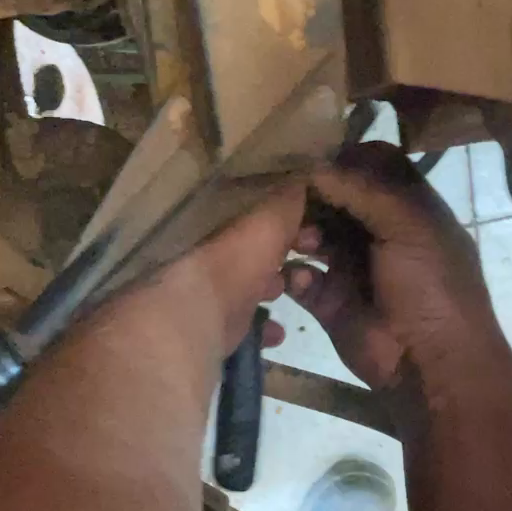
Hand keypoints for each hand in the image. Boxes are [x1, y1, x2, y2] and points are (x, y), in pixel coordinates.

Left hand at [110, 182, 302, 355]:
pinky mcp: (215, 331)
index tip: (315, 238)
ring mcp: (214, 297)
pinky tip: (275, 333)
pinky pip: (245, 328)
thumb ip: (285, 202)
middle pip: (256, 258)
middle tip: (305, 274)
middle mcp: (217, 261)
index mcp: (228, 232)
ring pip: (250, 291)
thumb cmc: (235, 263)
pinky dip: (263, 329)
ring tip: (293, 297)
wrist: (196, 316)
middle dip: (285, 264)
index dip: (291, 227)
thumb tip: (302, 177)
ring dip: (275, 292)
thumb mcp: (266, 222)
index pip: (260, 223)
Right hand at [285, 142, 498, 395]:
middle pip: (334, 197)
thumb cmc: (432, 285)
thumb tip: (312, 165)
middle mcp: (377, 230)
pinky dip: (292, 273)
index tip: (309, 154)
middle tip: (284, 193)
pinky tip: (295, 277)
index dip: (343, 157)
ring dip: (298, 232)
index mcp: (407, 206)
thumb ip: (362, 190)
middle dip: (310, 194)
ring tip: (293, 239)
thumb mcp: (408, 224)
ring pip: (312, 233)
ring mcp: (350, 265)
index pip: (372, 165)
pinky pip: (299, 277)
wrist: (431, 364)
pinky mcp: (328, 299)